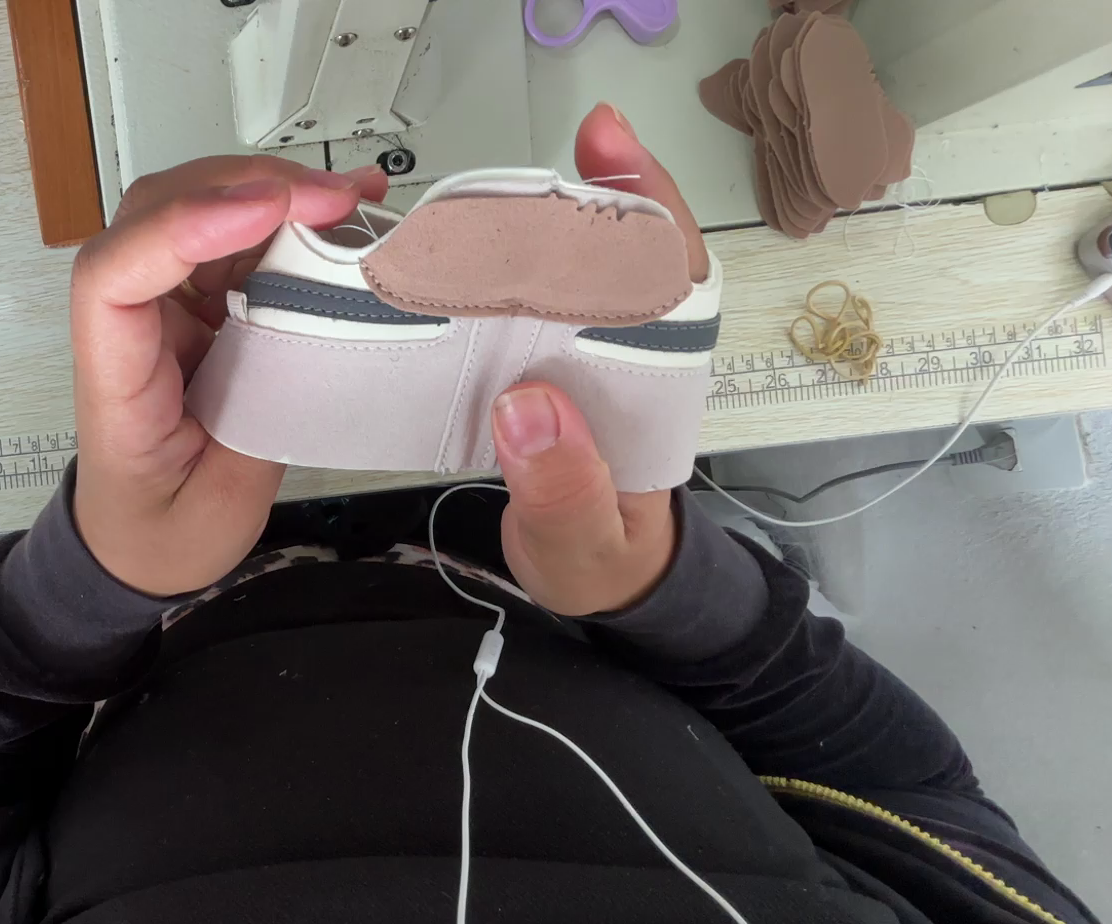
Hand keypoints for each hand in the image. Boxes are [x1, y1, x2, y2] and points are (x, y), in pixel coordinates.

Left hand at [70, 156, 389, 596]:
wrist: (141, 545)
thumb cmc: (165, 532)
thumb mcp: (222, 502)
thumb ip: (263, 417)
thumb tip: (319, 329)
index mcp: (115, 383)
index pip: (113, 280)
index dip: (181, 229)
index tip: (266, 212)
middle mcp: (131, 331)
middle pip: (156, 218)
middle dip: (246, 189)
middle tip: (335, 198)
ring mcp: (162, 315)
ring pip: (198, 214)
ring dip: (274, 194)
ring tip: (352, 198)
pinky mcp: (196, 315)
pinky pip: (232, 246)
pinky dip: (284, 223)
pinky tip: (334, 217)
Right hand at [494, 104, 709, 615]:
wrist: (598, 587)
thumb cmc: (603, 565)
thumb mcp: (585, 543)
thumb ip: (564, 490)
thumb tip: (525, 403)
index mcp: (652, 387)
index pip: (664, 275)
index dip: (639, 207)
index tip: (604, 148)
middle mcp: (621, 364)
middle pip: (609, 262)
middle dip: (567, 206)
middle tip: (497, 182)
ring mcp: (577, 374)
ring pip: (561, 291)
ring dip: (516, 247)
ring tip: (457, 221)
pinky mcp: (539, 389)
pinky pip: (519, 330)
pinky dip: (486, 300)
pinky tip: (447, 288)